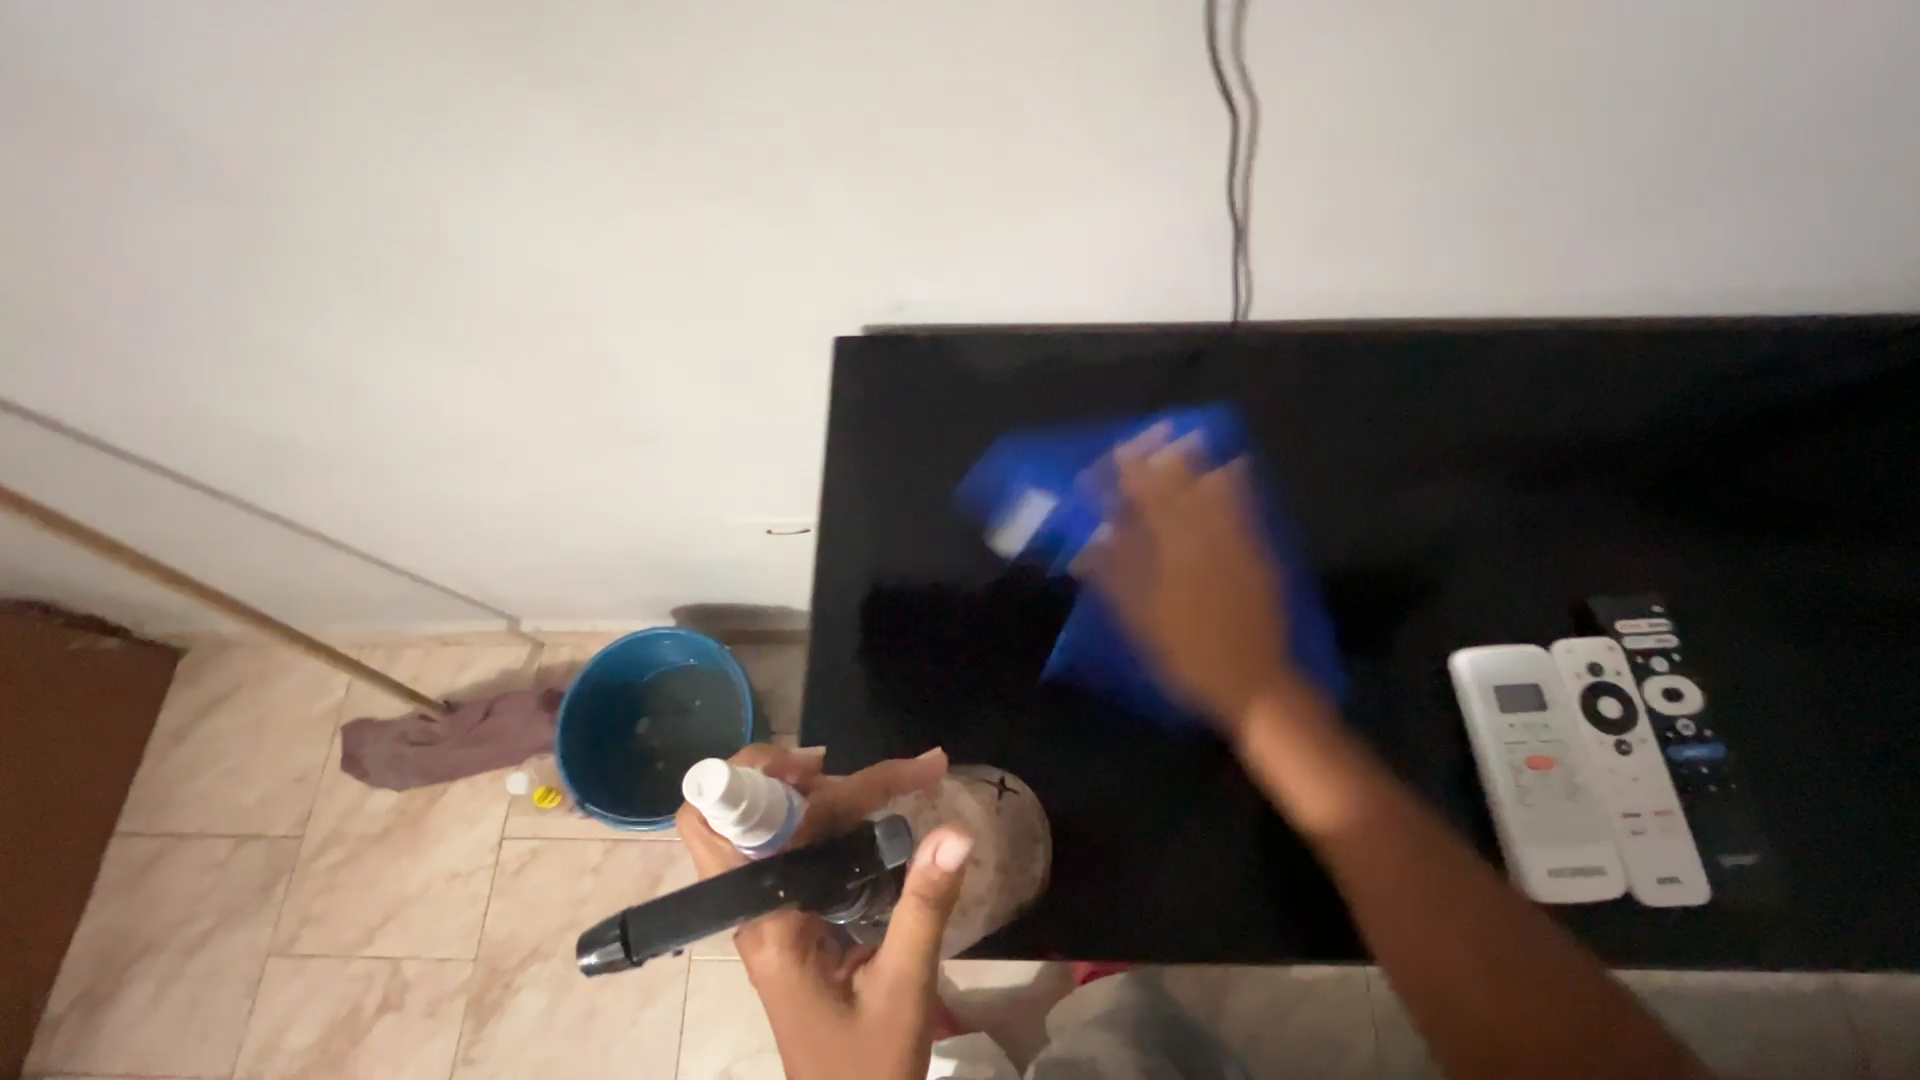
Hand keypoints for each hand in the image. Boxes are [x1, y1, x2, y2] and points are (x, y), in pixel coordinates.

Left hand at [675, 744, 974, 1079]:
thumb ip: (923, 908)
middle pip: (739, 812)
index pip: (720, 825)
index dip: (755, 779)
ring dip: (816, 792)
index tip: (823, 765)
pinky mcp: (791, 916)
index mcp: (764, 923)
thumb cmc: (867, 1067)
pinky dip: (829, 816)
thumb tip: (955, 831)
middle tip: (869, 774)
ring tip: (890, 783)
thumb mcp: (903, 988)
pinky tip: (873, 811)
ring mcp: (770, 910)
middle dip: (794, 775)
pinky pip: (794, 847)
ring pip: (769, 824)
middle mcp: (754, 907)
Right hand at [1079, 425, 1294, 728]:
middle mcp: (1202, 541)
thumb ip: (1116, 578)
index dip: (1125, 477)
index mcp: (1170, 556)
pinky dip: (1236, 485)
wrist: (1254, 683)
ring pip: (1213, 493)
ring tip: (1184, 439)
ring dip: (1197, 464)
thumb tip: (1090, 542)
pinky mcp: (1258, 555)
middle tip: (1150, 434)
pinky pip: (1246, 510)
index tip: (1111, 457)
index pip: (1141, 504)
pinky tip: (1234, 467)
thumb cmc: (1188, 657)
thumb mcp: (1141, 623)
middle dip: (1161, 459)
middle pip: (1178, 490)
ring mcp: (1235, 545)